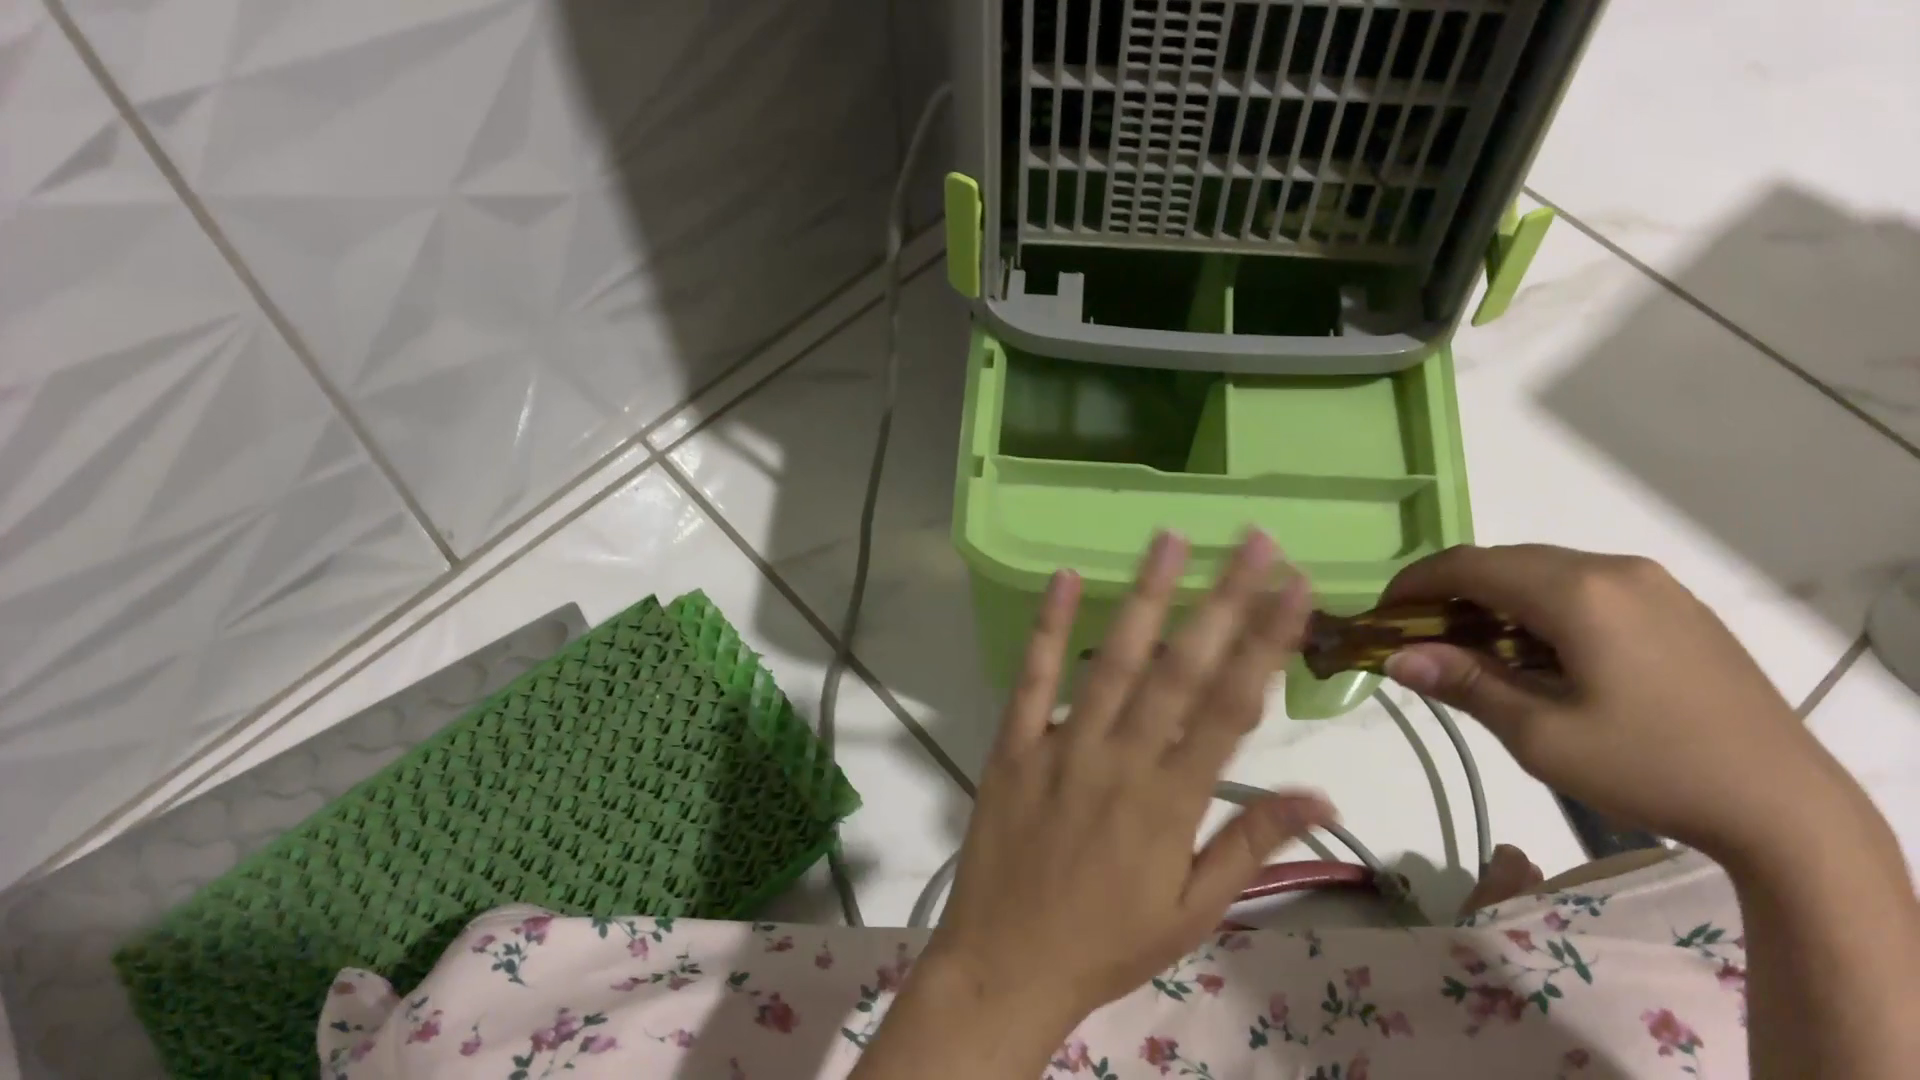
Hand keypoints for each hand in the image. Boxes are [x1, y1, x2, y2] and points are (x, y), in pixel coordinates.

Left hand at [915, 531, 1332, 1031]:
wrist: (1006, 965)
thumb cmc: (1108, 943)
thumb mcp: (1193, 911)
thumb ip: (1250, 843)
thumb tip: (1322, 795)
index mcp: (1172, 800)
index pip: (1231, 706)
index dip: (1266, 641)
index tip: (1294, 587)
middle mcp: (1122, 760)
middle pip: (1182, 667)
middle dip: (1222, 600)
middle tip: (1253, 541)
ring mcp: (1062, 747)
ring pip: (1113, 661)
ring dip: (1144, 597)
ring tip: (1170, 540)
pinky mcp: (1013, 746)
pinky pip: (1033, 679)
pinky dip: (1049, 627)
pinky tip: (1065, 578)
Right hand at [1379, 544, 1846, 857]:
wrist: (1785, 805)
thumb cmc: (1649, 767)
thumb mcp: (1541, 736)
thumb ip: (1466, 685)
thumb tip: (1395, 658)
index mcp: (1577, 593)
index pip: (1468, 566)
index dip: (1413, 585)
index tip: (1381, 618)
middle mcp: (1614, 570)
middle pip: (1505, 562)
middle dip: (1450, 593)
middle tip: (1418, 639)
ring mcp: (1652, 585)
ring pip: (1544, 573)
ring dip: (1494, 600)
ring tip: (1471, 650)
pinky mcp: (1675, 606)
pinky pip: (1584, 588)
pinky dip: (1538, 608)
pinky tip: (1536, 653)